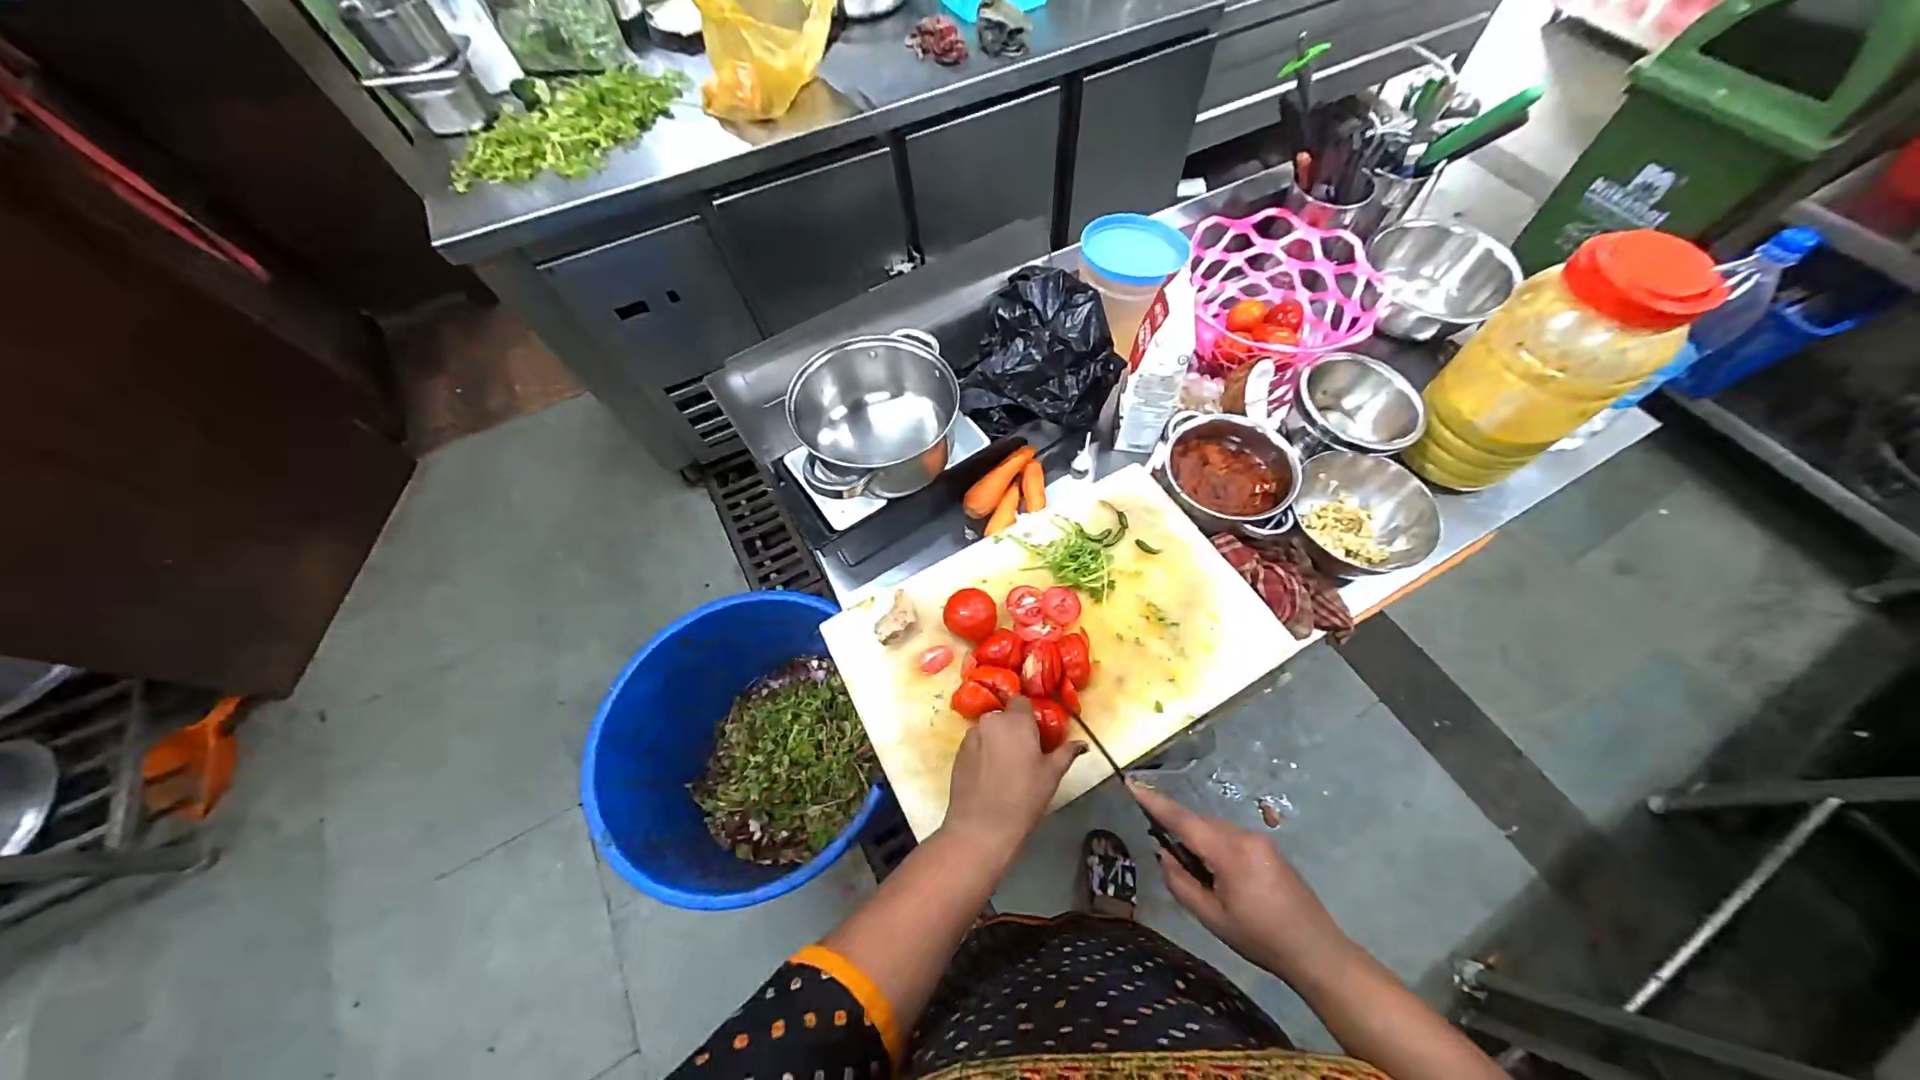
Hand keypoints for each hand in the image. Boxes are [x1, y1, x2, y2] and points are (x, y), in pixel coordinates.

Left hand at [943, 708, 1085, 854]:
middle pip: (1004, 716)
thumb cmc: (1024, 797)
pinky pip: (975, 744)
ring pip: (988, 730)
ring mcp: (971, 736)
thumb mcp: (1052, 774)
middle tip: (1023, 754)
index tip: (1035, 735)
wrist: (982, 825)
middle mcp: (990, 721)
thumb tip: (1083, 743)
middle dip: (1013, 729)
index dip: (1028, 716)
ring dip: (997, 741)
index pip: (1021, 701)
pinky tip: (989, 776)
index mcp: (1015, 720)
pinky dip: (983, 753)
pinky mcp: (958, 752)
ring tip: (1005, 768)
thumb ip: (1066, 753)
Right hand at [1131, 780, 1356, 982]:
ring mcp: (1259, 839)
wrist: (1317, 951)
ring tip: (1202, 879)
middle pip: (1198, 823)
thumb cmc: (1260, 938)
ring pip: (1214, 829)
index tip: (1132, 784)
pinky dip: (1215, 847)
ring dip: (1198, 843)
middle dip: (1179, 833)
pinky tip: (1220, 876)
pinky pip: (1229, 836)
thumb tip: (1164, 854)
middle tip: (1169, 861)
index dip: (1155, 802)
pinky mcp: (1268, 846)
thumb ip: (1180, 882)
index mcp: (1229, 852)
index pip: (1183, 820)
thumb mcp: (1211, 917)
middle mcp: (1244, 835)